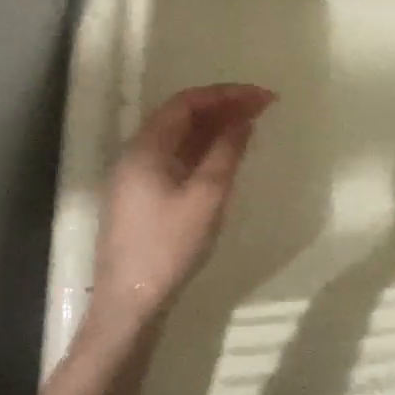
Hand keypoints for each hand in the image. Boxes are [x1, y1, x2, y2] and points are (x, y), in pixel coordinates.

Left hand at [90, 84, 275, 330]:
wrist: (131, 301)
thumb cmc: (169, 245)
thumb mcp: (207, 195)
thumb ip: (227, 152)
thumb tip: (243, 120)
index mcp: (146, 149)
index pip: (186, 102)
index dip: (226, 94)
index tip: (263, 97)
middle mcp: (136, 155)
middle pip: (181, 115)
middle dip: (223, 106)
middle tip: (263, 107)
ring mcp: (137, 177)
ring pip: (179, 136)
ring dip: (215, 125)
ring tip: (252, 124)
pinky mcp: (144, 196)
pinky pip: (177, 156)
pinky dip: (205, 147)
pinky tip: (227, 154)